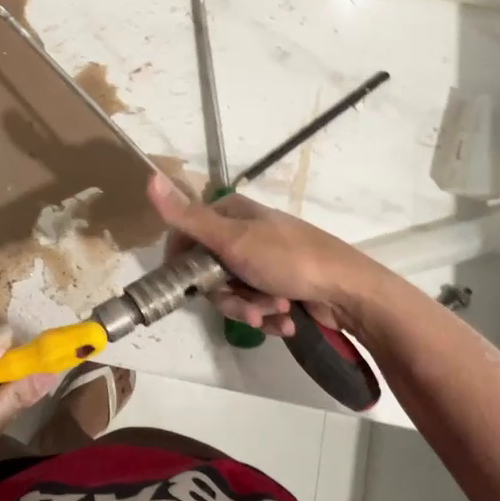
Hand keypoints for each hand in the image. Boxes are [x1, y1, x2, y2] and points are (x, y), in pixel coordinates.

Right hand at [148, 173, 394, 336]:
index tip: (191, 287)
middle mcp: (245, 233)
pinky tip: (285, 322)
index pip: (186, 236)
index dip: (184, 265)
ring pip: (232, 291)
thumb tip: (148, 177)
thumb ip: (188, 217)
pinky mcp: (279, 285)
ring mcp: (263, 260)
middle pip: (209, 271)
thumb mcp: (232, 239)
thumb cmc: (289, 259)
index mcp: (232, 214)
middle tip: (250, 307)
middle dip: (228, 296)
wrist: (350, 292)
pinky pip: (256, 304)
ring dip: (251, 309)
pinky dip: (268, 316)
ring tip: (277, 313)